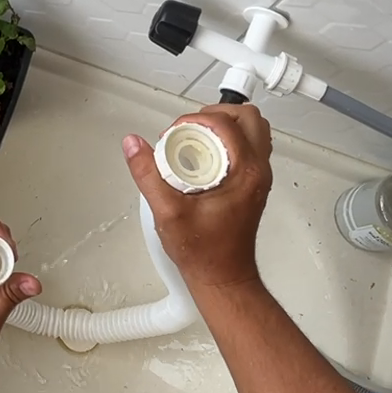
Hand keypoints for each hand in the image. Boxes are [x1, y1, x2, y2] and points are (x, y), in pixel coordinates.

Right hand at [123, 103, 273, 291]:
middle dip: (214, 115)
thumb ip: (147, 174)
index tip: (171, 135)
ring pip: (252, 130)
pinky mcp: (252, 183)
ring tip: (193, 139)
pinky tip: (201, 156)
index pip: (226, 124)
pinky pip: (247, 147)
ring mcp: (258, 177)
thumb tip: (133, 144)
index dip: (194, 120)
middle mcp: (258, 171)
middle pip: (247, 118)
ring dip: (223, 125)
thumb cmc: (204, 250)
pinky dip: (226, 140)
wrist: (222, 276)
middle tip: (186, 129)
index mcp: (245, 172)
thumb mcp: (167, 210)